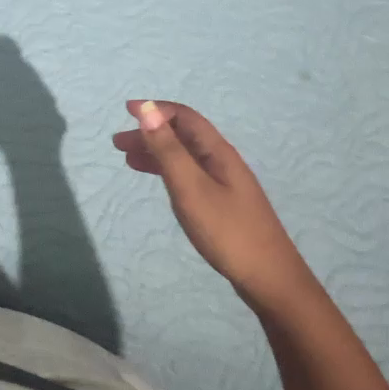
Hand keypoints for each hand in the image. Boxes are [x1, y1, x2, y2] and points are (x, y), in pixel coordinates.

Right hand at [0, 22, 66, 156]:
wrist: (29, 149)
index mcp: (14, 65)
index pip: (7, 43)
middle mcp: (35, 77)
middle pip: (20, 67)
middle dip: (7, 70)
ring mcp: (48, 99)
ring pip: (33, 88)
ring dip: (20, 90)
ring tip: (6, 105)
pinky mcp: (56, 120)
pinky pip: (44, 110)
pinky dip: (33, 112)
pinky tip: (23, 123)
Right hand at [113, 100, 316, 310]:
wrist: (270, 280)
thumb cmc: (227, 231)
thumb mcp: (191, 187)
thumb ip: (168, 148)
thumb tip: (147, 109)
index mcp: (217, 152)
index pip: (184, 117)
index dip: (155, 110)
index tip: (127, 111)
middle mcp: (222, 162)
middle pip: (183, 136)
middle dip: (150, 133)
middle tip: (119, 143)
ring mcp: (225, 184)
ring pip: (185, 156)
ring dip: (157, 153)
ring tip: (128, 161)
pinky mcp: (223, 204)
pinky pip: (190, 175)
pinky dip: (168, 172)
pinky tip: (160, 183)